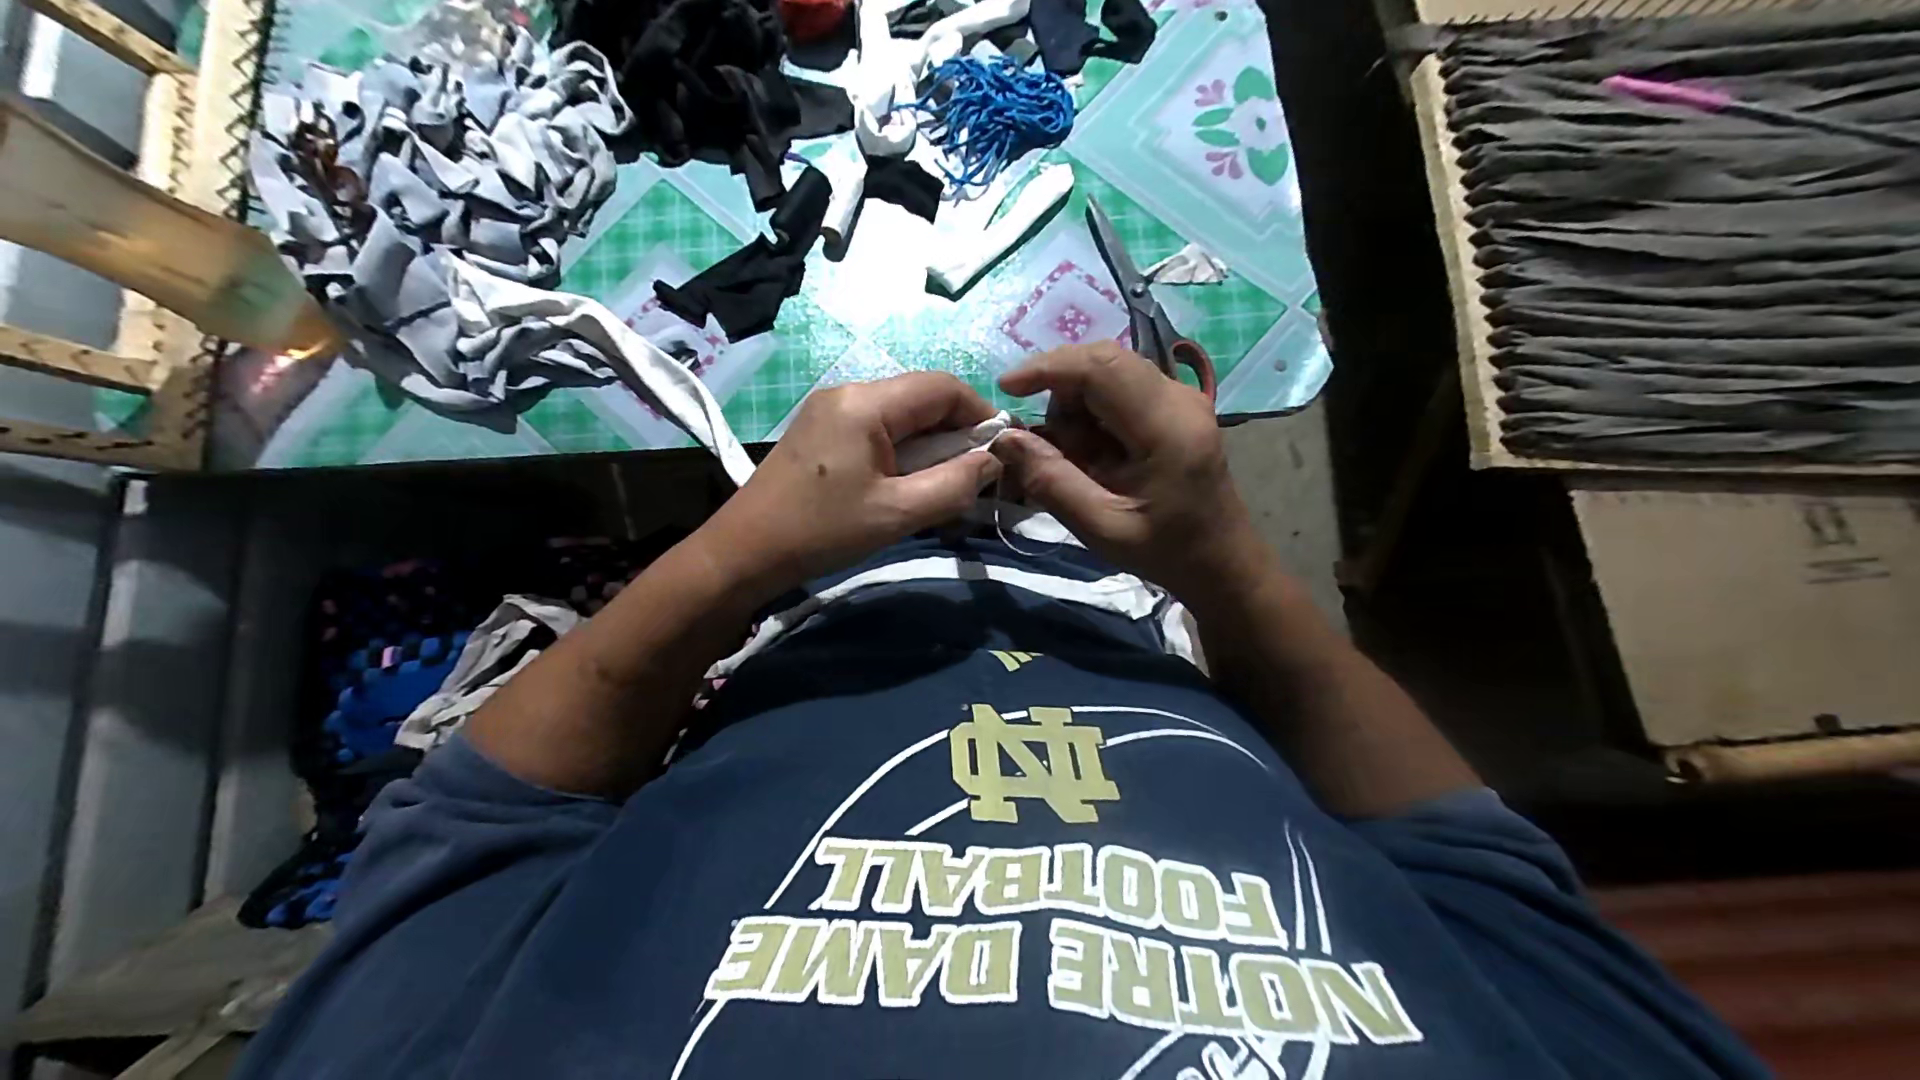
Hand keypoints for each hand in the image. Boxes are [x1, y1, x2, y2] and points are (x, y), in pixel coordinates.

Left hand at [697, 373, 1002, 598]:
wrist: (746, 551)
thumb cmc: (823, 531)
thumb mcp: (898, 513)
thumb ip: (955, 484)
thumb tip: (994, 460)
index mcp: (866, 403)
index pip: (943, 387)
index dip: (980, 414)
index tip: (1000, 451)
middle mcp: (849, 392)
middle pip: (922, 398)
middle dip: (956, 433)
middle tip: (973, 476)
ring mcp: (831, 409)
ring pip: (902, 414)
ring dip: (931, 445)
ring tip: (942, 485)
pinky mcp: (822, 430)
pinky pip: (878, 428)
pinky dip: (904, 450)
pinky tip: (906, 483)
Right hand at [991, 343, 1267, 603]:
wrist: (1221, 560)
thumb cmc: (1165, 551)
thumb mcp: (1100, 527)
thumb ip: (1051, 481)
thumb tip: (1004, 439)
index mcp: (1166, 427)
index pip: (1101, 366)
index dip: (1048, 367)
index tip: (1007, 388)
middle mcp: (1178, 398)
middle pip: (1103, 361)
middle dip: (1059, 390)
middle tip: (1046, 441)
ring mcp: (1181, 398)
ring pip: (1108, 372)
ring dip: (1076, 407)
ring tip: (1078, 459)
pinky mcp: (1175, 406)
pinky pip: (1120, 389)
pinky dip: (1093, 413)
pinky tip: (1095, 453)